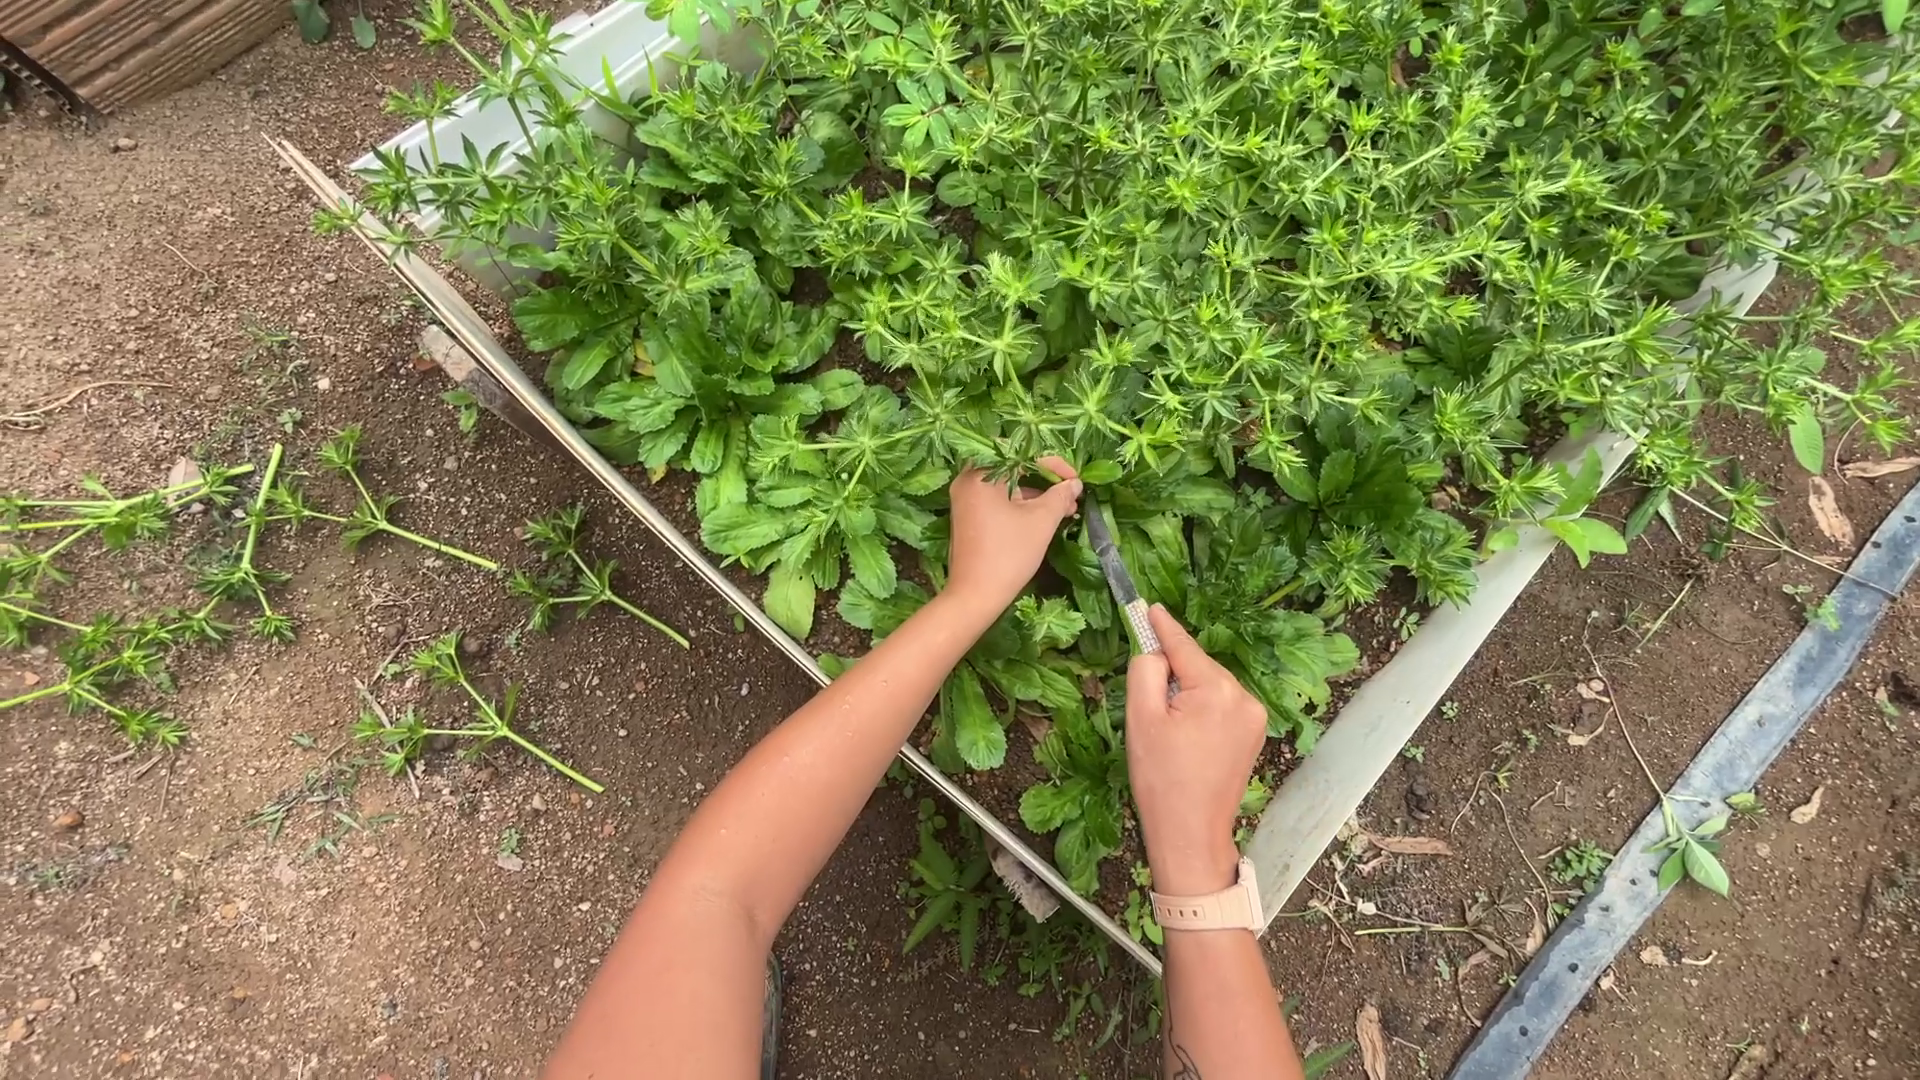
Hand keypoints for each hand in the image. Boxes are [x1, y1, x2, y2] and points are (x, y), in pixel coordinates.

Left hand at [944, 455, 1081, 613]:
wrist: (975, 595)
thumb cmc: (1008, 554)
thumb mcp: (1041, 521)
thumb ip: (1060, 496)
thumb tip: (1075, 483)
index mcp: (980, 475)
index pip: (1023, 456)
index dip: (1054, 465)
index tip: (1076, 479)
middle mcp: (968, 482)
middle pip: (1015, 470)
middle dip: (1047, 482)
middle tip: (1072, 494)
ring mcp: (966, 500)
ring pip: (1009, 487)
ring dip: (1038, 496)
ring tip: (1067, 509)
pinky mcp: (970, 517)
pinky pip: (999, 501)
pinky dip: (1022, 506)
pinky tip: (1046, 517)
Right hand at [1126, 604, 1266, 896]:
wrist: (1190, 834)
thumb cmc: (1160, 778)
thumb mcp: (1141, 717)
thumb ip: (1146, 670)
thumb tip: (1155, 649)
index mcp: (1219, 690)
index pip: (1183, 646)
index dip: (1161, 626)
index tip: (1146, 605)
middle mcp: (1245, 697)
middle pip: (1197, 666)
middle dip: (1172, 671)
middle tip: (1146, 698)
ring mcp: (1254, 717)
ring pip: (1208, 685)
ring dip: (1185, 692)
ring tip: (1164, 726)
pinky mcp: (1253, 734)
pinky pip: (1219, 705)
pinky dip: (1199, 708)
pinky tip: (1183, 735)